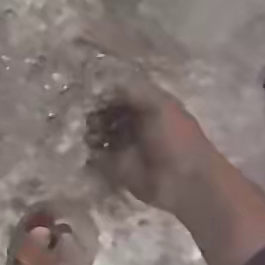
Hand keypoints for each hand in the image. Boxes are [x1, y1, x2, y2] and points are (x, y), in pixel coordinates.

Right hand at [87, 81, 217, 213]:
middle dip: (93, 110)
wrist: (182, 181)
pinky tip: (83, 145)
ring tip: (83, 129)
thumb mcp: (161, 106)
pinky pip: (94, 154)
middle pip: (106, 111)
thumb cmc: (176, 140)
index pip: (121, 93)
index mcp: (149, 106)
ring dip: (89, 129)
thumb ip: (136, 92)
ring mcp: (123, 145)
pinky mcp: (114, 165)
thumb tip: (106, 82)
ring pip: (98, 131)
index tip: (89, 90)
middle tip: (82, 111)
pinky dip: (87, 150)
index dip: (106, 91)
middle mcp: (135, 123)